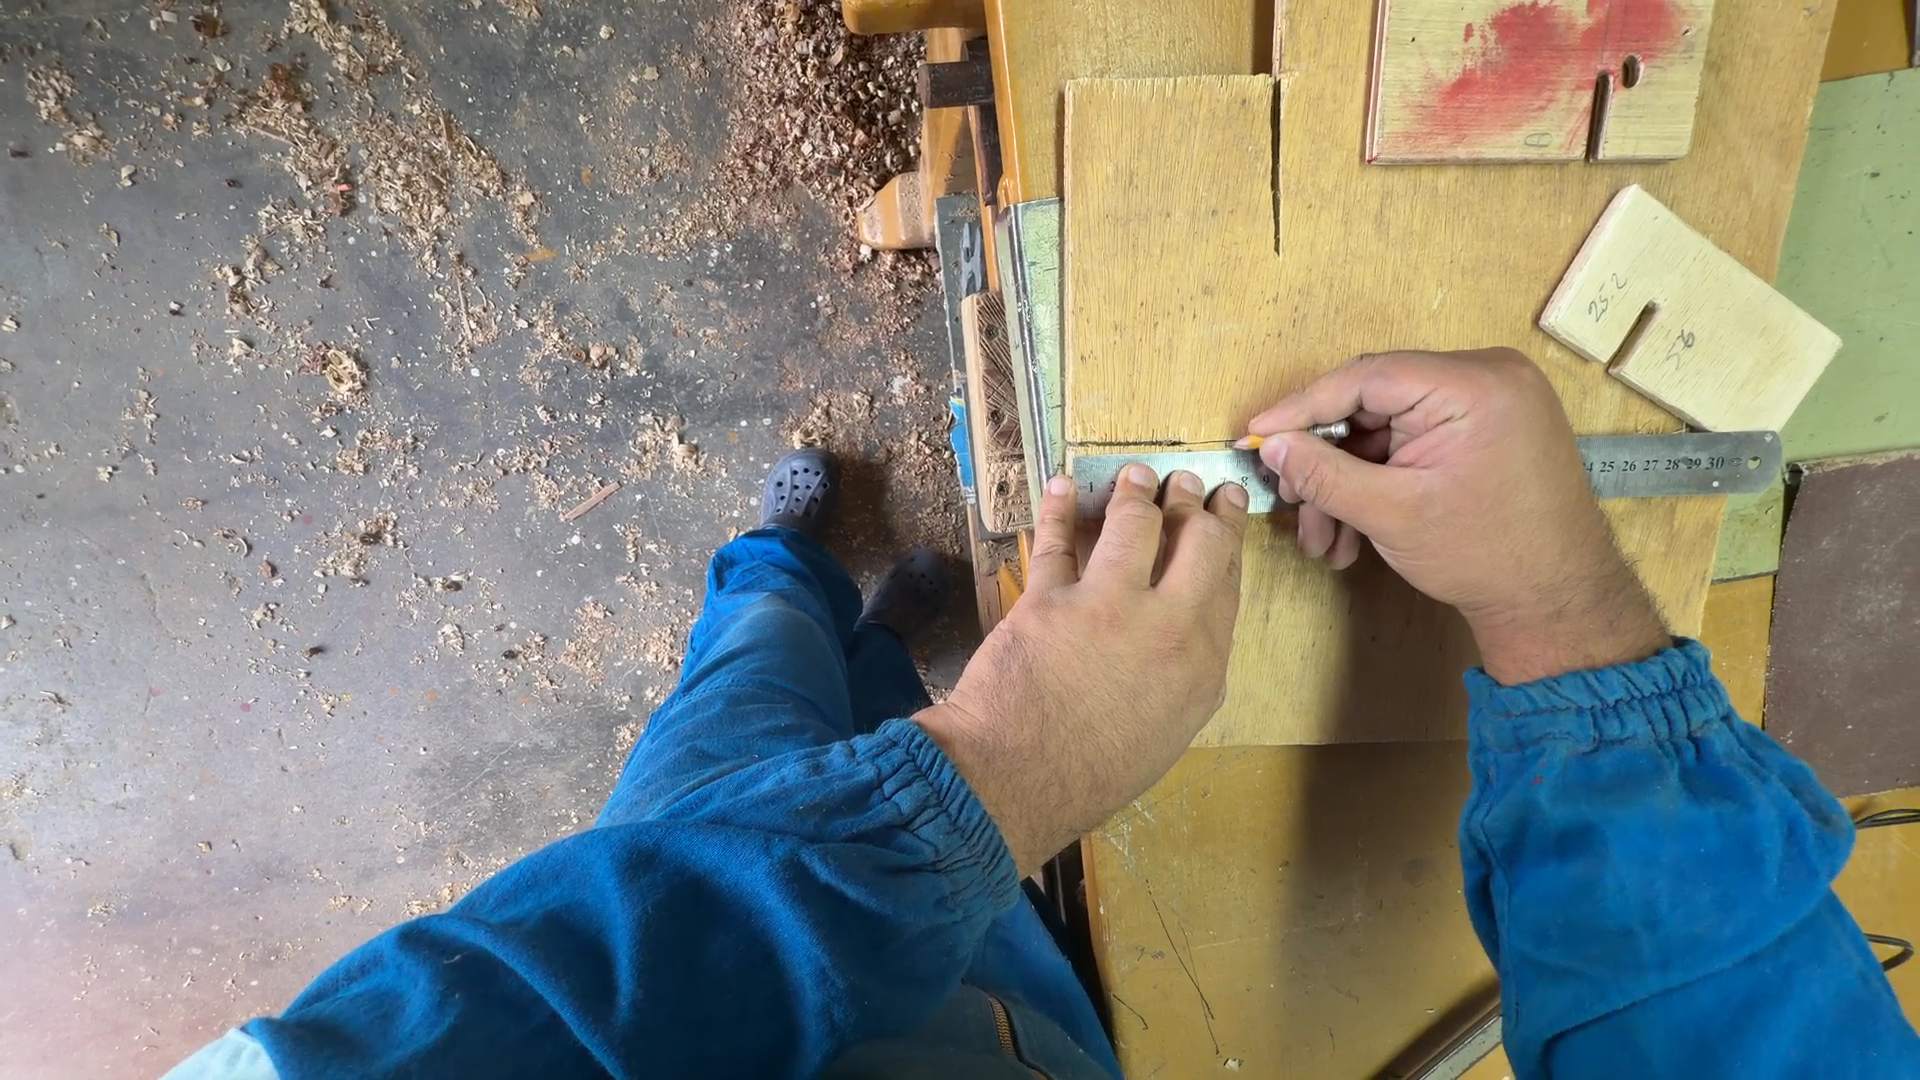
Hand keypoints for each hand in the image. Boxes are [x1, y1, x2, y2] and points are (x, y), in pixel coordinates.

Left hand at [914, 467, 1248, 874]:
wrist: (1016, 781)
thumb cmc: (1091, 773)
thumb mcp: (1166, 731)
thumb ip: (1184, 674)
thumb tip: (1184, 630)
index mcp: (1203, 664)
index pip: (1228, 580)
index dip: (1229, 537)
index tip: (1226, 509)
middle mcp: (1169, 627)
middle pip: (1199, 541)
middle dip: (1196, 501)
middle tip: (1189, 481)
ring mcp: (1109, 606)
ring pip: (1136, 523)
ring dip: (1136, 489)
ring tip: (1135, 474)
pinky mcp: (1050, 598)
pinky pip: (1057, 538)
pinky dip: (1058, 506)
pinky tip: (1061, 485)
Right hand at [1245, 348, 1668, 684]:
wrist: (1554, 601)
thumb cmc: (1484, 555)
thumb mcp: (1389, 513)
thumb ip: (1322, 474)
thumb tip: (1269, 446)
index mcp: (1474, 386)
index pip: (1365, 377)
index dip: (1301, 406)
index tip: (1256, 434)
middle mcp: (1481, 380)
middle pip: (1366, 406)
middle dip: (1321, 460)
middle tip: (1288, 497)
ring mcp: (1478, 407)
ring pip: (1376, 434)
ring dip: (1340, 485)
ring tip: (1321, 539)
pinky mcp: (1470, 433)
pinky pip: (1399, 448)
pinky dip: (1369, 486)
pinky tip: (1349, 534)